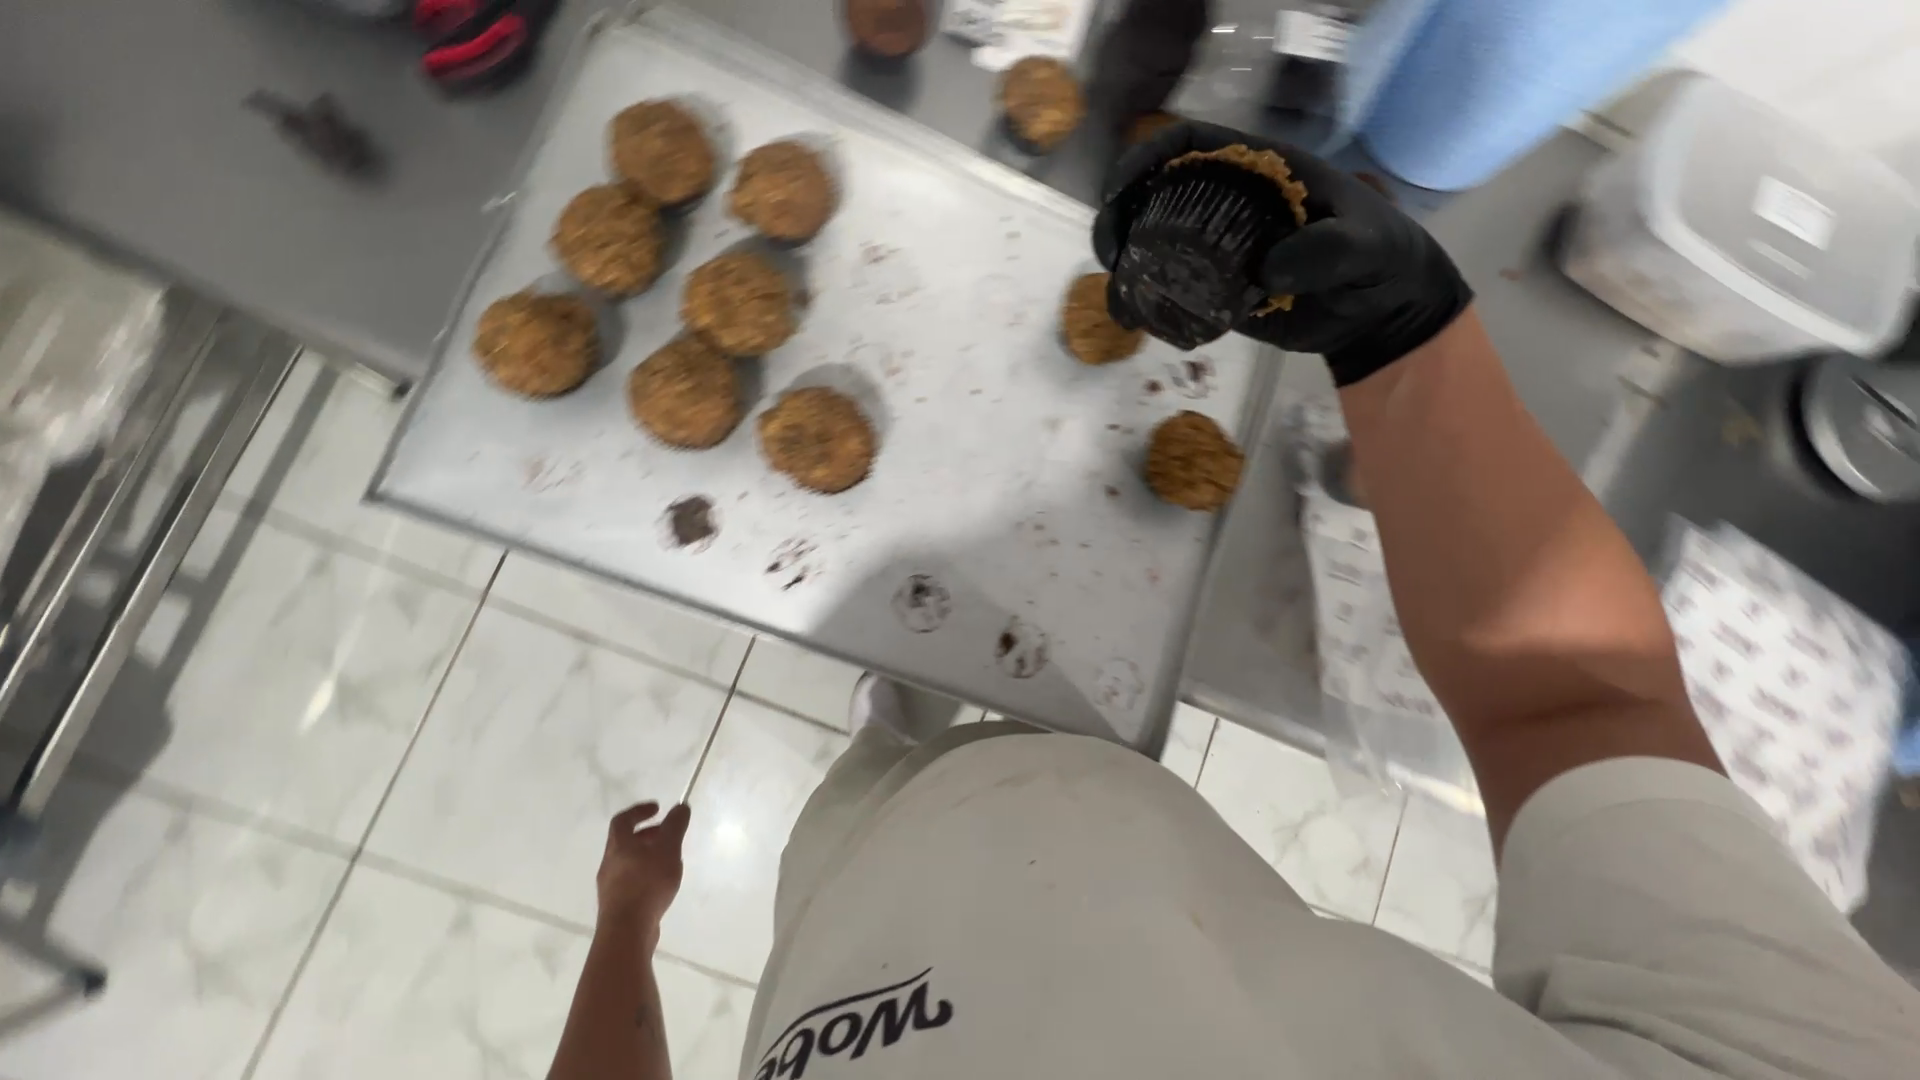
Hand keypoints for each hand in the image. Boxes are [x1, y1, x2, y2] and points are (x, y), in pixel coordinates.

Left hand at [596, 802, 690, 934]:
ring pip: (628, 862)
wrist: (626, 932)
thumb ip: (675, 827)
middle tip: (667, 834)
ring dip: (646, 855)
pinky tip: (660, 885)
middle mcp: (609, 863)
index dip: (639, 810)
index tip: (657, 808)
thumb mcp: (667, 850)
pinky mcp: (616, 905)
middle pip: (625, 842)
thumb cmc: (647, 884)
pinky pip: (630, 881)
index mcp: (618, 846)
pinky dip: (644, 875)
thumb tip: (680, 807)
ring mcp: (609, 886)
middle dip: (647, 834)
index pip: (622, 820)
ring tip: (668, 860)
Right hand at [1093, 120, 1472, 385]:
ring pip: (1152, 242)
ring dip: (1124, 261)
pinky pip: (1167, 291)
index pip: (1190, 145)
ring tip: (1117, 289)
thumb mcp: (1367, 245)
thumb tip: (1267, 270)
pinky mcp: (1211, 291)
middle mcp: (1226, 205)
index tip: (1118, 191)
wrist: (1378, 311)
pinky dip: (1143, 303)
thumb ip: (1329, 249)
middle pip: (1154, 193)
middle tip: (1111, 253)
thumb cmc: (1378, 260)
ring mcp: (1214, 249)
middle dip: (1121, 216)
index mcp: (1257, 171)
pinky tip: (1134, 319)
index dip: (1146, 157)